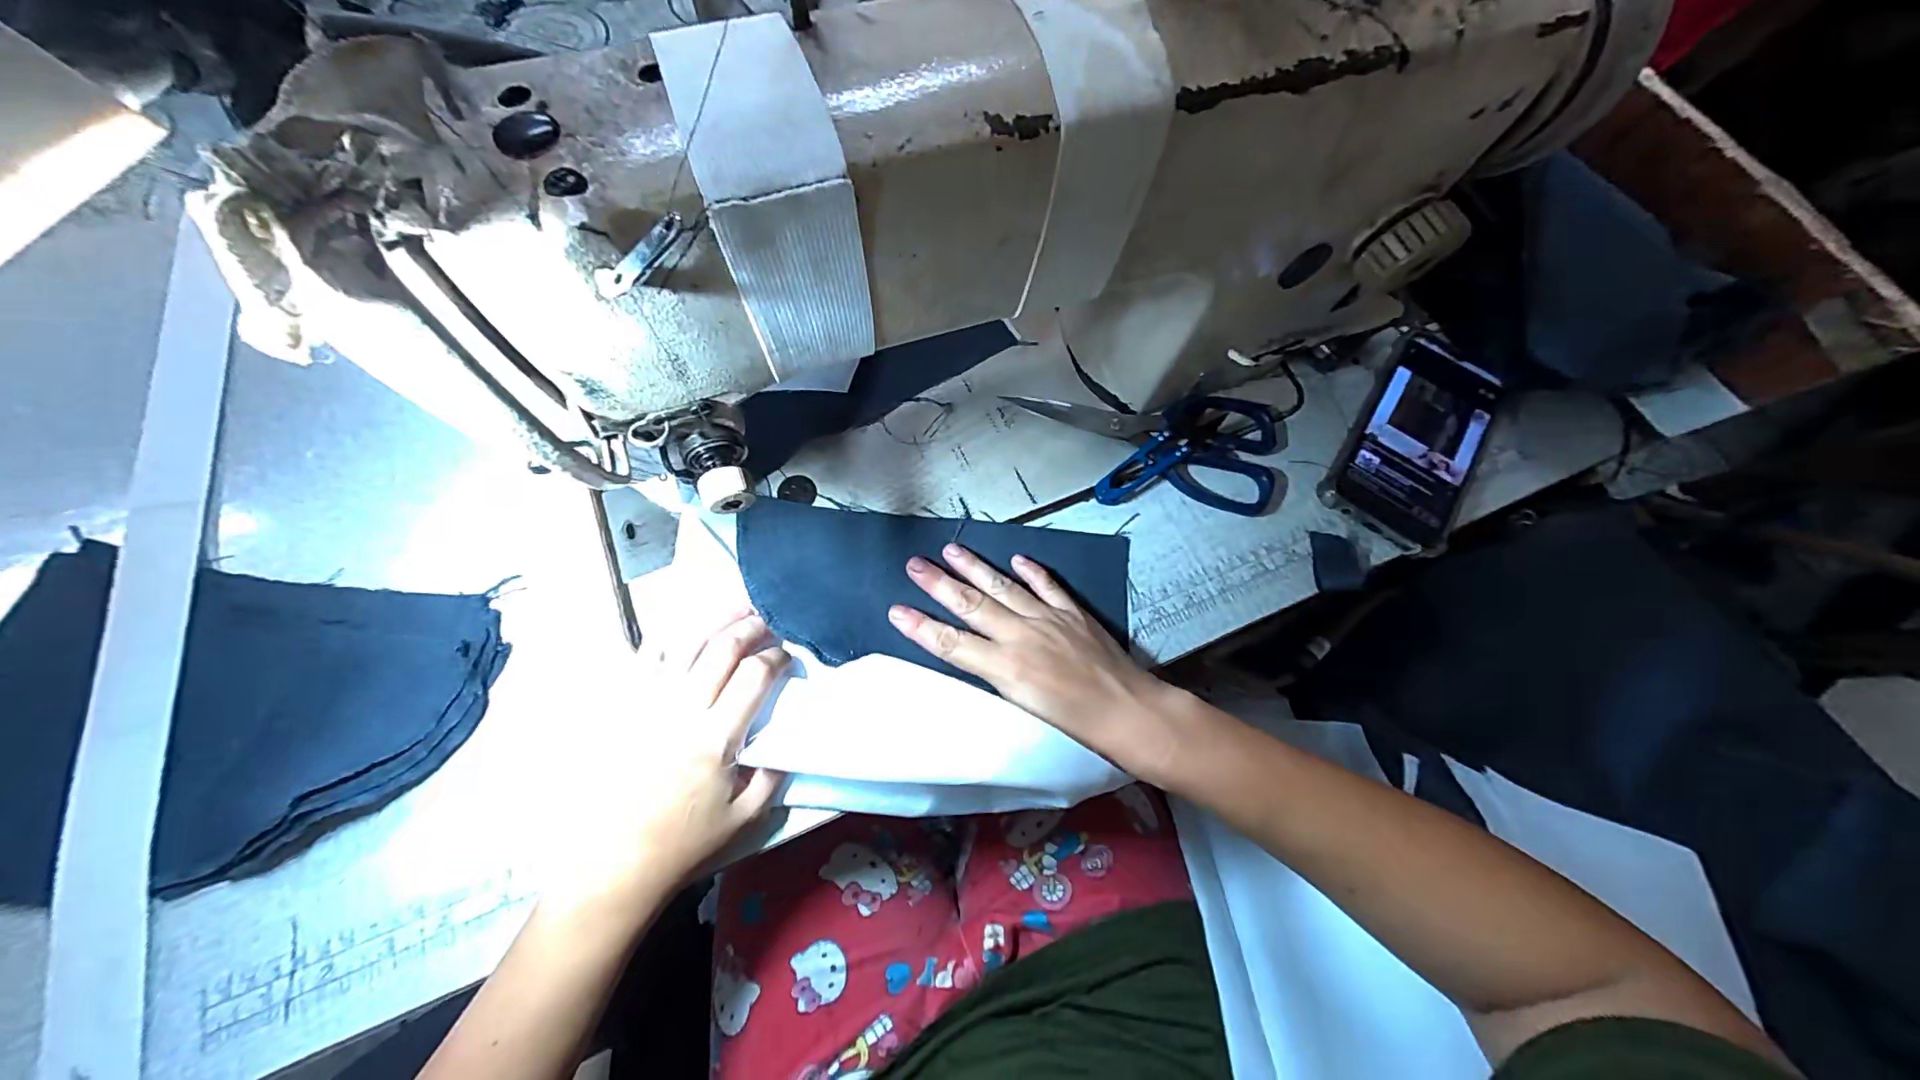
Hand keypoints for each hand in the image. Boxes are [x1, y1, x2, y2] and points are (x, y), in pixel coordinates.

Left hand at [544, 613, 787, 906]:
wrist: (614, 861)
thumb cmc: (683, 841)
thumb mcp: (745, 817)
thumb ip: (773, 776)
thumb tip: (786, 741)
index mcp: (716, 737)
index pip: (754, 676)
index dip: (776, 658)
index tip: (786, 657)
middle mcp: (682, 710)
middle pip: (722, 649)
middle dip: (752, 628)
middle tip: (768, 622)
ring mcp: (648, 704)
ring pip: (685, 644)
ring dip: (716, 621)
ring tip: (737, 610)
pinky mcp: (624, 707)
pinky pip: (645, 658)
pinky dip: (669, 635)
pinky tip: (686, 628)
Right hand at [887, 545, 1197, 784]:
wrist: (1126, 712)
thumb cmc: (1074, 726)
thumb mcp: (1023, 710)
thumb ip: (994, 678)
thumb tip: (971, 656)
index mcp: (1006, 668)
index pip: (952, 644)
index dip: (921, 627)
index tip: (896, 610)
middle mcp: (1021, 636)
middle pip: (972, 605)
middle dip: (939, 584)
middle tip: (914, 564)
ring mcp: (1048, 620)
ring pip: (1004, 587)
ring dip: (975, 568)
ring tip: (951, 550)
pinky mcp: (1072, 613)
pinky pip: (1047, 586)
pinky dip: (1031, 571)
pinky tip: (1016, 559)